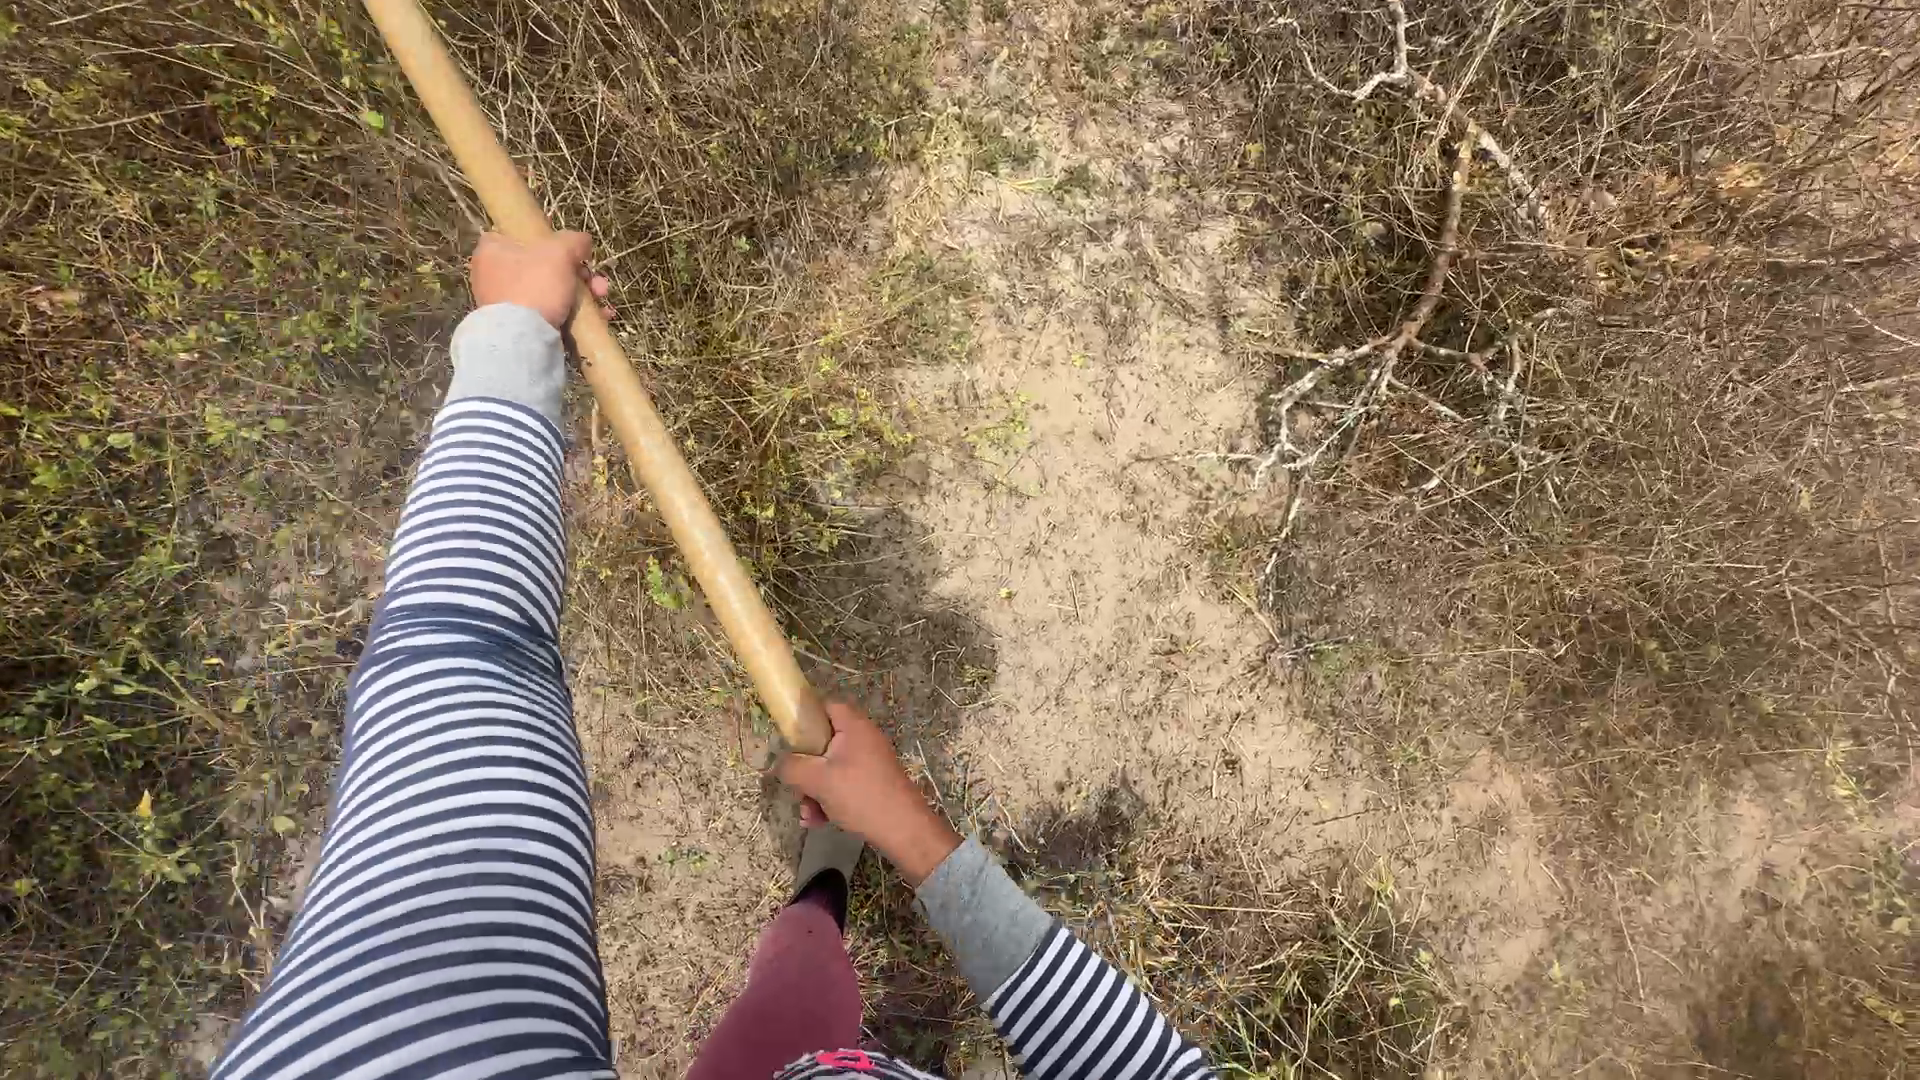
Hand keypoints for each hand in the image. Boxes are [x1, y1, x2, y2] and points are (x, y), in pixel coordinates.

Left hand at [468, 231, 613, 328]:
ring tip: (603, 301)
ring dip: (583, 294)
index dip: (552, 240)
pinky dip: (576, 314)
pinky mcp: (522, 326)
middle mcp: (496, 274)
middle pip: (546, 266)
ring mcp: (509, 302)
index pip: (522, 235)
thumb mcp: (558, 253)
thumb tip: (584, 240)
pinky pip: (554, 313)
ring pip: (553, 291)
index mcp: (494, 248)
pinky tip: (599, 317)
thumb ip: (573, 240)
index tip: (574, 252)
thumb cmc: (535, 286)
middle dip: (580, 274)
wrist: (523, 339)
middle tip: (597, 282)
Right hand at [775, 703, 961, 884]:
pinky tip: (819, 821)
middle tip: (798, 786)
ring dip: (814, 790)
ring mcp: (869, 761)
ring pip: (831, 768)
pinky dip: (829, 799)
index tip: (789, 738)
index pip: (826, 706)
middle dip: (806, 768)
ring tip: (808, 815)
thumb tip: (781, 764)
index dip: (805, 718)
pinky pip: (843, 783)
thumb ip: (793, 767)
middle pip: (824, 742)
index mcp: (854, 726)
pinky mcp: (872, 782)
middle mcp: (863, 738)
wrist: (902, 828)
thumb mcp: (818, 780)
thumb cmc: (860, 795)